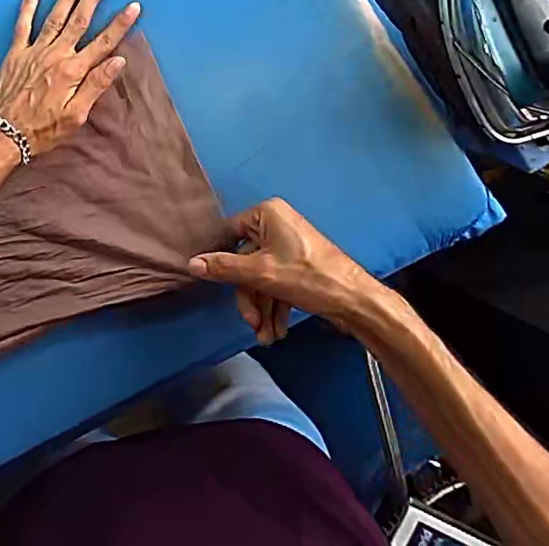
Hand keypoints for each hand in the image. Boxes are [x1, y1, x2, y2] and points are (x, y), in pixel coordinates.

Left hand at [0, 0, 140, 156]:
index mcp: (73, 71)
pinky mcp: (15, 54)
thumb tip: (118, 61)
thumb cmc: (41, 130)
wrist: (2, 134)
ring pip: (54, 18)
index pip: (103, 42)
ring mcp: (34, 52)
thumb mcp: (75, 115)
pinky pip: (22, 26)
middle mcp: (55, 56)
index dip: (120, 24)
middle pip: (79, 21)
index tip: (133, 6)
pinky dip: (27, 9)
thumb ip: (96, 85)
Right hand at [188, 199, 389, 343]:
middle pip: (247, 261)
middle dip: (250, 297)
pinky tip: (277, 330)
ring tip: (267, 335)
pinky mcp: (299, 264)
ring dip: (262, 308)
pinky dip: (275, 306)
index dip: (225, 263)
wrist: (356, 302)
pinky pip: (276, 281)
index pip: (232, 235)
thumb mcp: (261, 274)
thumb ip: (224, 268)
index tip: (222, 288)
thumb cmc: (309, 278)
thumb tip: (191, 263)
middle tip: (253, 324)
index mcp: (268, 213)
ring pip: (262, 276)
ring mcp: (290, 244)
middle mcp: (278, 223)